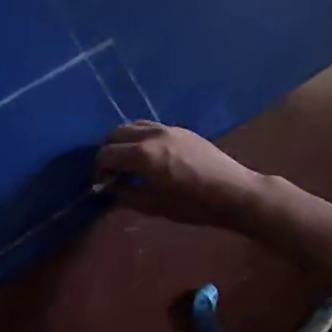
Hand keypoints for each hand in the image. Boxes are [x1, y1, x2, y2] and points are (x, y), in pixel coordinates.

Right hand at [94, 121, 268, 229]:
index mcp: (143, 155)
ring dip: (123, 140)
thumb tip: (108, 186)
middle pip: (115, 133)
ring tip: (128, 161)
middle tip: (111, 171)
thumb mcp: (153, 205)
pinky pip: (151, 126)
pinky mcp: (181, 130)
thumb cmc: (193, 205)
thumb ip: (125, 194)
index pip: (106, 154)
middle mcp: (152, 135)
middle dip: (107, 151)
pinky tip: (148, 156)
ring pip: (133, 125)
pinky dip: (140, 137)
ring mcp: (168, 129)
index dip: (98, 168)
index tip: (100, 182)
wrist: (233, 192)